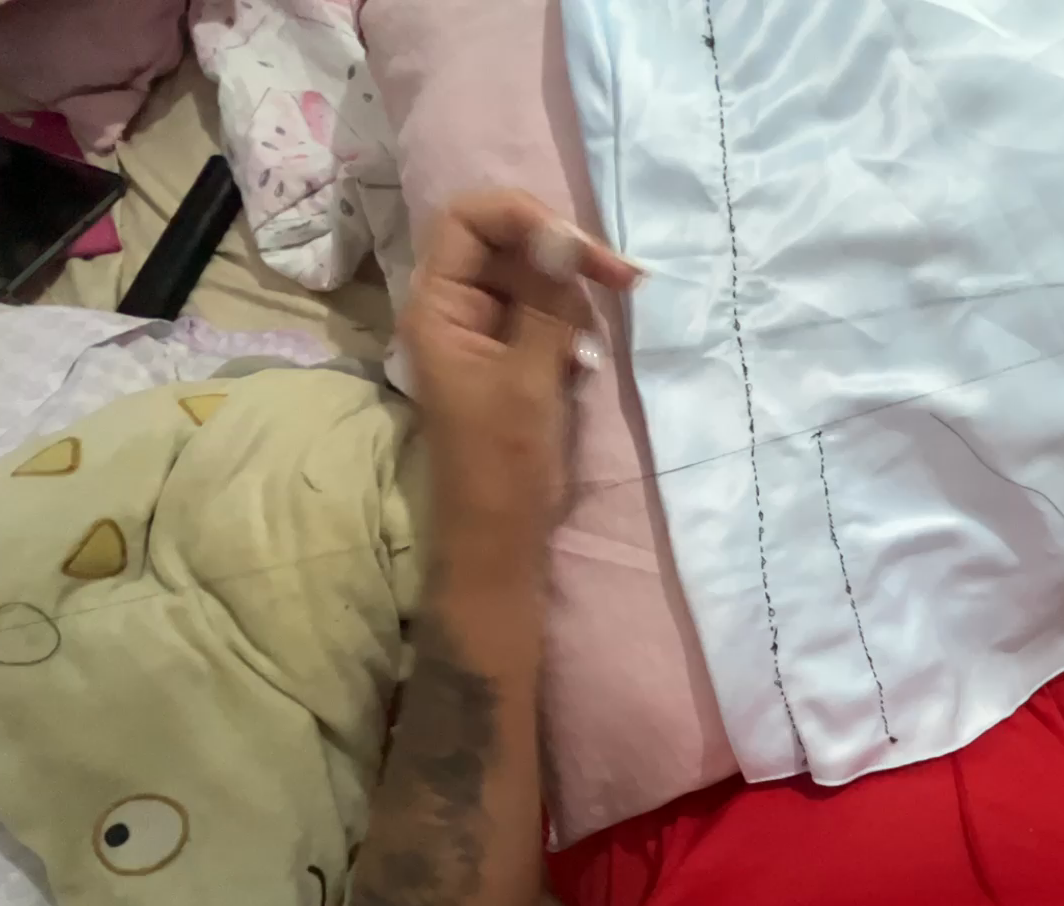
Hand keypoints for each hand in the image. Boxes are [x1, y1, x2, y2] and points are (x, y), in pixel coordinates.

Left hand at [400, 191, 638, 573]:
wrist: (503, 529)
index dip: (525, 218)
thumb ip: (548, 303)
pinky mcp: (517, 356)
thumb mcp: (529, 378)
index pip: (469, 221)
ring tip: (584, 355)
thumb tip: (564, 233)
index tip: (584, 247)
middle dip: (566, 261)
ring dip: (574, 305)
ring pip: (538, 282)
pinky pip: (549, 318)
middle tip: (624, 281)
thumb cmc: (504, 461)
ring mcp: (489, 333)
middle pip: (511, 247)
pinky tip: (582, 365)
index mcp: (438, 306)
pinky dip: (573, 331)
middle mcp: (458, 308)